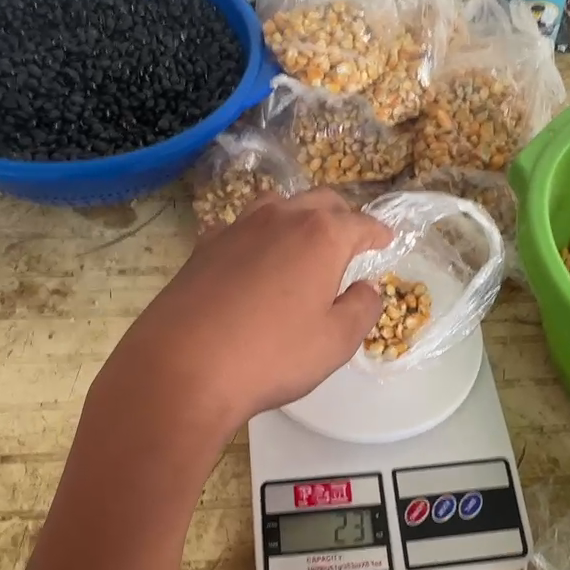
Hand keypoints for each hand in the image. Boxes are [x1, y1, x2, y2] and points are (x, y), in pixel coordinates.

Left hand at [98, 189, 391, 429]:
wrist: (183, 367)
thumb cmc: (271, 356)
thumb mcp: (336, 341)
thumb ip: (362, 308)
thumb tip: (368, 288)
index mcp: (321, 236)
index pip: (360, 223)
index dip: (377, 232)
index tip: (386, 240)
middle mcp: (280, 218)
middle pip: (319, 201)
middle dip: (340, 215)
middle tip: (350, 237)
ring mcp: (236, 228)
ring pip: (276, 205)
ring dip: (296, 216)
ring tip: (302, 240)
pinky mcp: (203, 247)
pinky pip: (240, 227)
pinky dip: (257, 235)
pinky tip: (253, 257)